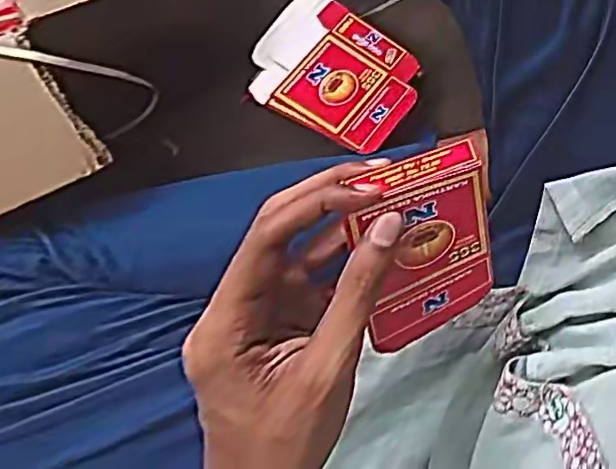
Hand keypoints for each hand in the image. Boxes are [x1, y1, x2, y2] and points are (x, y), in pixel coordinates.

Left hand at [184, 161, 405, 468]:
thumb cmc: (283, 447)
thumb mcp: (327, 367)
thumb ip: (358, 292)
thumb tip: (388, 225)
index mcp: (227, 320)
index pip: (268, 234)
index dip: (318, 201)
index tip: (367, 190)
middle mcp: (237, 304)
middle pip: (280, 226)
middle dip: (329, 193)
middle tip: (378, 174)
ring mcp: (261, 309)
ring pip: (301, 243)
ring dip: (344, 219)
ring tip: (387, 197)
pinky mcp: (284, 317)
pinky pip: (318, 270)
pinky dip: (350, 251)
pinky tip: (380, 239)